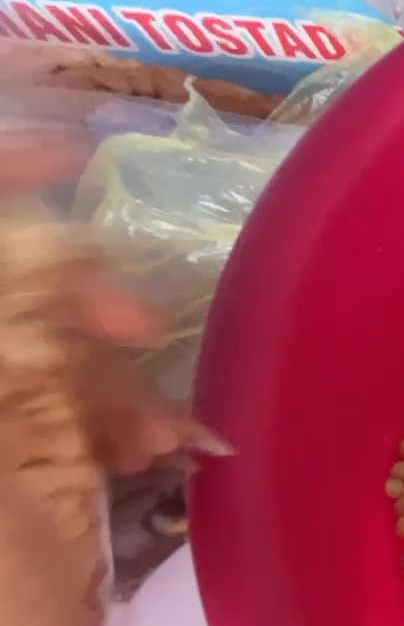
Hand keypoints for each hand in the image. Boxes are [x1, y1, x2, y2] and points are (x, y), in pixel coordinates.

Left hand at [0, 132, 218, 625]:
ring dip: (93, 376)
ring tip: (165, 433)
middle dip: (61, 304)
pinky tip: (145, 447)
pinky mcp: (3, 464)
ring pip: (15, 355)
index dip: (1, 190)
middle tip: (141, 335)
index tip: (75, 155)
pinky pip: (36, 406)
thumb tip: (46, 235)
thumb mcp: (7, 471)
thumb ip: (14, 347)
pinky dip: (89, 416)